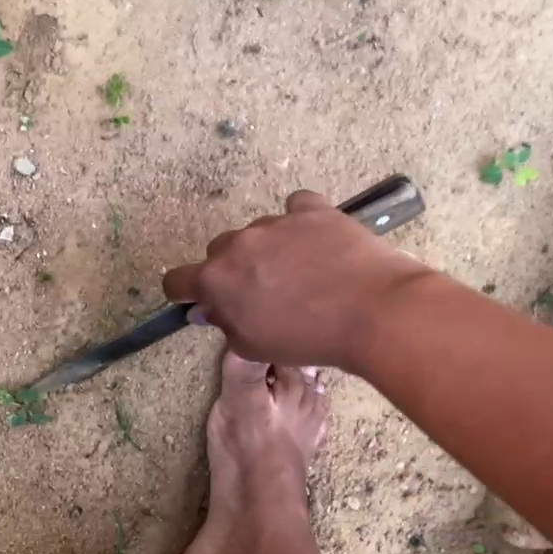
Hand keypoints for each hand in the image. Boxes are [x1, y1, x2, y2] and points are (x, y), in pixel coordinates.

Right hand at [162, 191, 436, 368]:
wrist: (376, 313)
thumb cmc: (308, 338)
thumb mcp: (252, 346)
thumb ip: (223, 324)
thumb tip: (211, 310)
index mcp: (214, 280)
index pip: (176, 280)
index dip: (185, 292)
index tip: (199, 299)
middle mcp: (237, 245)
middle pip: (218, 252)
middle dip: (230, 269)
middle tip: (258, 290)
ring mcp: (276, 224)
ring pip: (256, 233)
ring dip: (265, 248)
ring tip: (298, 270)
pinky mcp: (314, 212)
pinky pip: (296, 207)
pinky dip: (299, 220)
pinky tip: (314, 239)